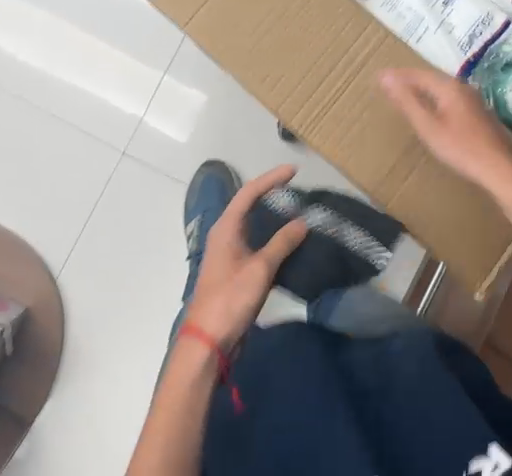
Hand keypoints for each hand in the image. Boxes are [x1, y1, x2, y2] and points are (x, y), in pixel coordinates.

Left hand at [181, 165, 306, 348]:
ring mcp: (229, 253)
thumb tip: (302, 222)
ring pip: (252, 225)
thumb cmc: (231, 299)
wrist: (209, 339)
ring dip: (272, 217)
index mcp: (226, 228)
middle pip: (248, 205)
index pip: (249, 192)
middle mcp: (225, 235)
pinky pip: (256, 244)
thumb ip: (281, 243)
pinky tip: (289, 244)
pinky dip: (272, 239)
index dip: (271, 179)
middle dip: (271, 194)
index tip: (294, 171)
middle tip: (297, 189)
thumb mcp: (260, 269)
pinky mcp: (235, 271)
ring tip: (297, 211)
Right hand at [380, 67, 511, 197]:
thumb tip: (385, 77)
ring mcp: (475, 100)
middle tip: (390, 82)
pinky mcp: (480, 113)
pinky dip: (436, 99)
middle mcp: (464, 87)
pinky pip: (452, 98)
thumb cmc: (461, 149)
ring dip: (424, 89)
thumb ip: (407, 101)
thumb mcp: (428, 127)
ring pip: (443, 88)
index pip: (417, 74)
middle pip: (432, 78)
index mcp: (449, 87)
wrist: (500, 170)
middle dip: (410, 79)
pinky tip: (434, 109)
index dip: (397, 75)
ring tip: (407, 93)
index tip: (379, 76)